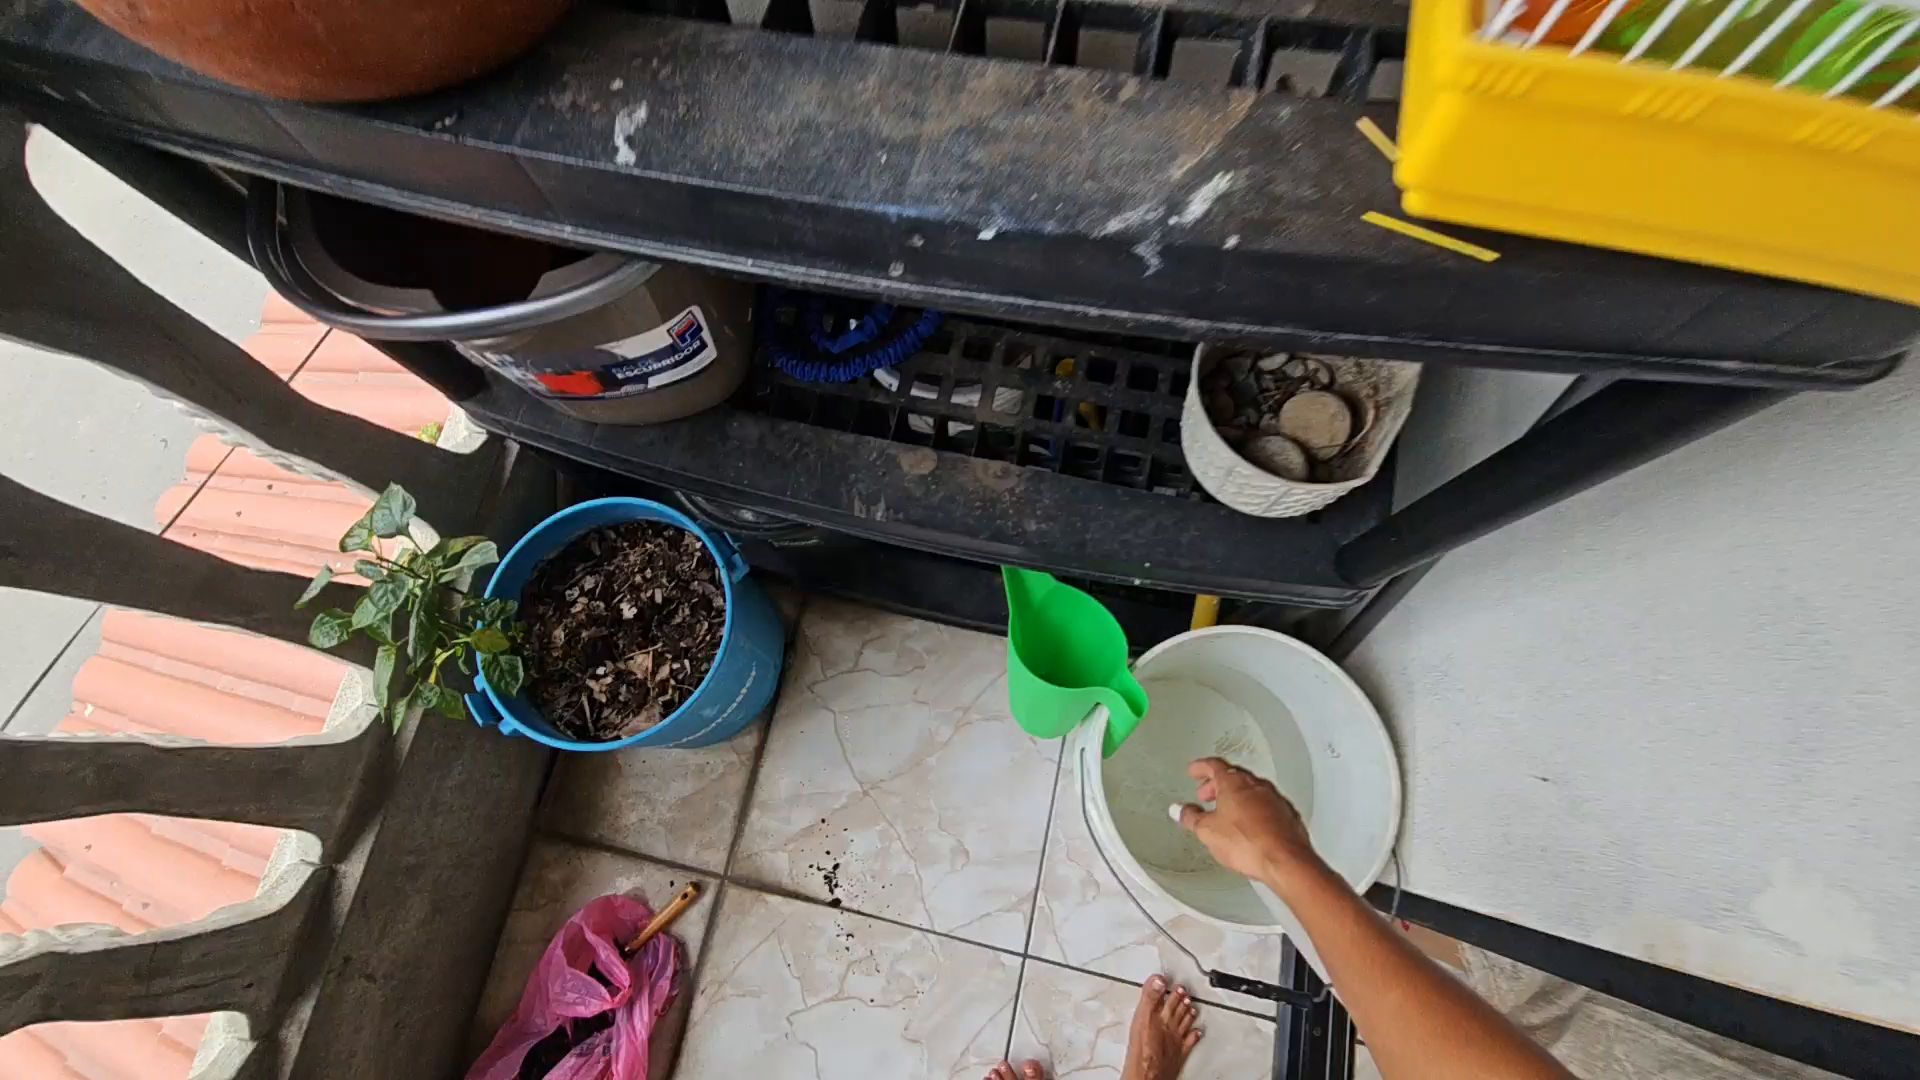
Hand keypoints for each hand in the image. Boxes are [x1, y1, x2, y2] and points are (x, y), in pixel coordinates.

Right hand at [1177, 757, 1323, 887]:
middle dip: (1217, 784)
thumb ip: (1191, 817)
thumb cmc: (1248, 842)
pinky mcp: (1289, 816)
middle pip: (1233, 776)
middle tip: (1207, 793)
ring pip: (1252, 791)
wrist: (1286, 862)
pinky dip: (1255, 810)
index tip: (1194, 770)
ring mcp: (1275, 800)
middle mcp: (1256, 785)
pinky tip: (1251, 825)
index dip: (1201, 767)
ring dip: (1237, 797)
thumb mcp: (1207, 831)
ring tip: (1227, 812)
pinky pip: (1267, 806)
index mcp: (1234, 783)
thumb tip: (1179, 809)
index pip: (1214, 765)